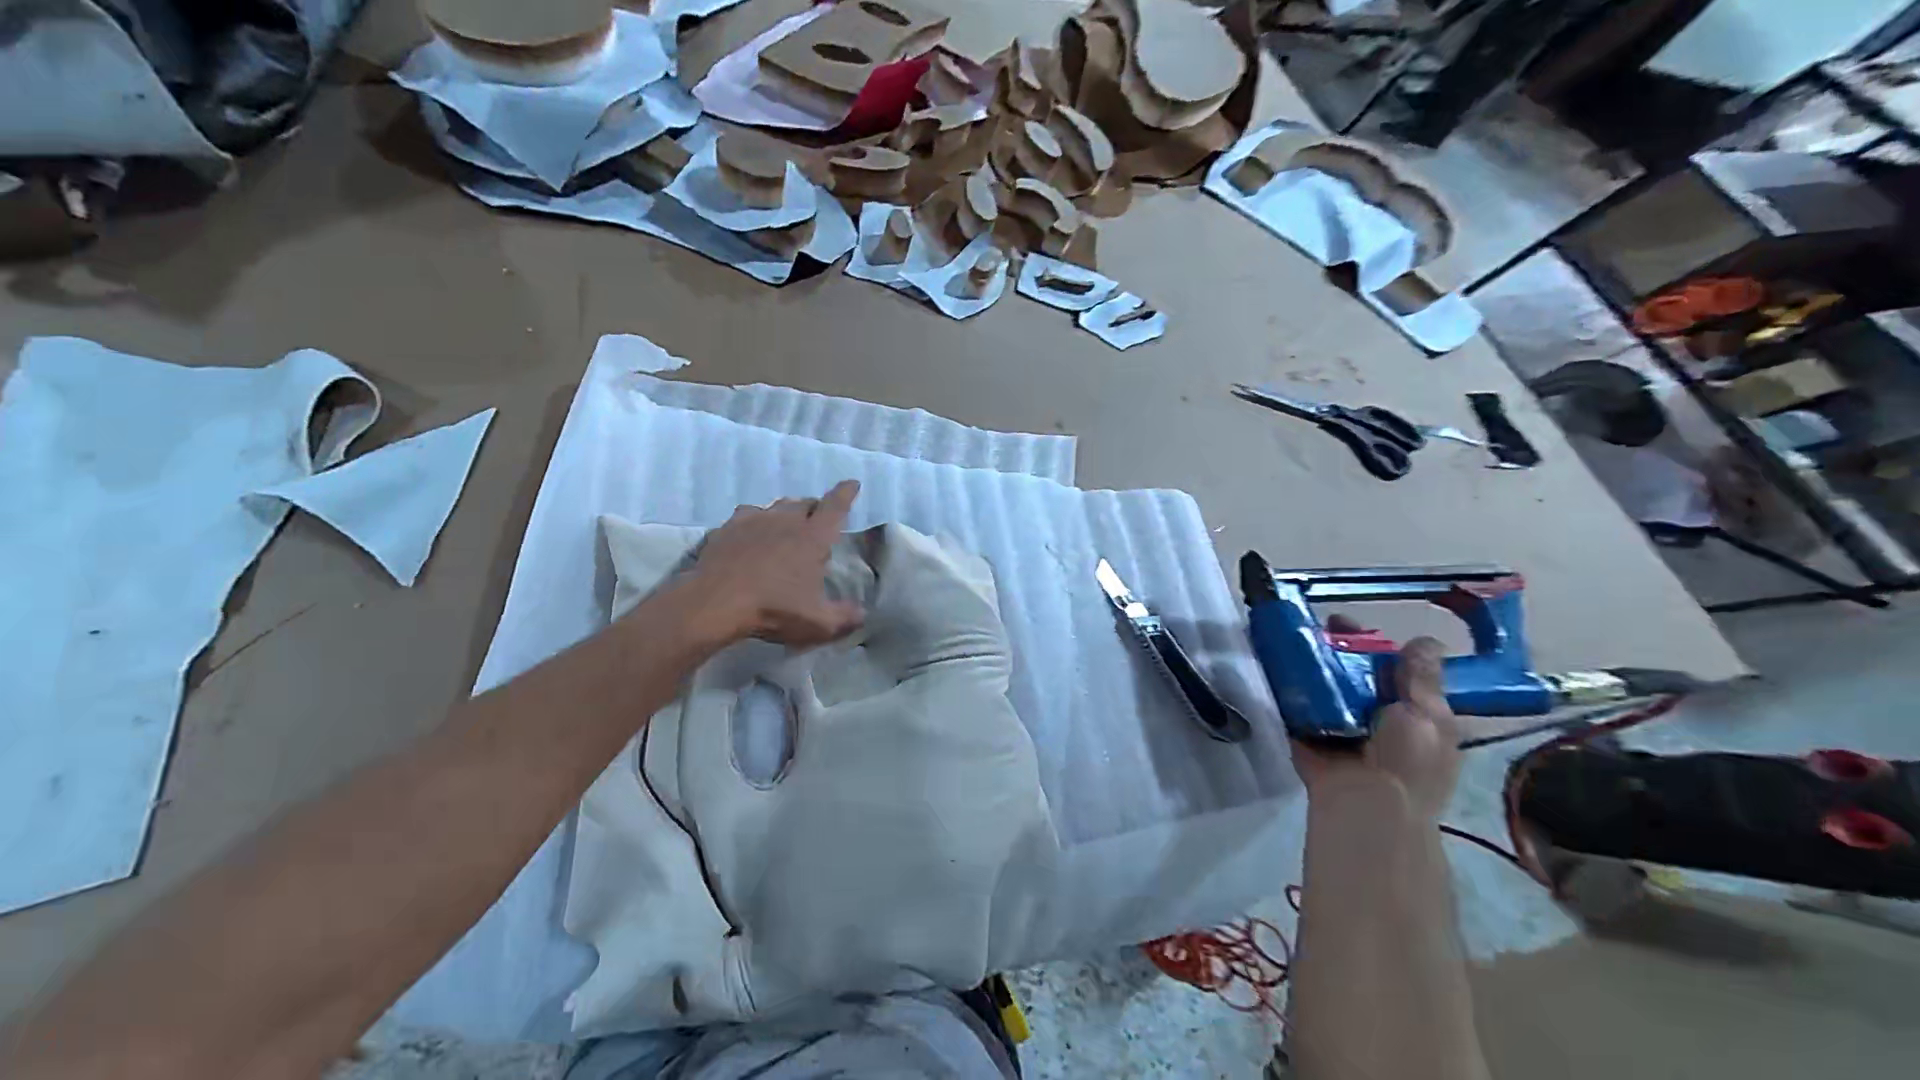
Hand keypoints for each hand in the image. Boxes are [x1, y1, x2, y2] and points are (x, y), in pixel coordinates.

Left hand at [677, 480, 866, 647]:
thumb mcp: (818, 623)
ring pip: (776, 507)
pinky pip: (746, 516)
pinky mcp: (727, 529)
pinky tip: (750, 534)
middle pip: (804, 503)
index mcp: (813, 538)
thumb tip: (862, 613)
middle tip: (817, 521)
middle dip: (815, 508)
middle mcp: (785, 521)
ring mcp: (753, 521)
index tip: (852, 483)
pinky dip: (754, 522)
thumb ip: (845, 617)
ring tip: (785, 526)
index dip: (846, 494)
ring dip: (785, 513)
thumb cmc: (773, 609)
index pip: (835, 507)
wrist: (714, 603)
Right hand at [1291, 624, 1462, 820]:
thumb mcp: (1428, 714)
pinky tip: (1278, 663)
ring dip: (1312, 666)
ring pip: (1326, 689)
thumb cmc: (1407, 759)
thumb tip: (1427, 639)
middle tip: (1318, 628)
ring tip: (1294, 638)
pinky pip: (1298, 707)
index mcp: (1414, 717)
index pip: (1395, 672)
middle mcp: (1378, 721)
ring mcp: (1340, 729)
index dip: (1375, 645)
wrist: (1366, 803)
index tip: (1350, 626)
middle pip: (1356, 676)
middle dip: (1338, 650)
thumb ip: (1422, 678)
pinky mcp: (1309, 737)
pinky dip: (1290, 689)